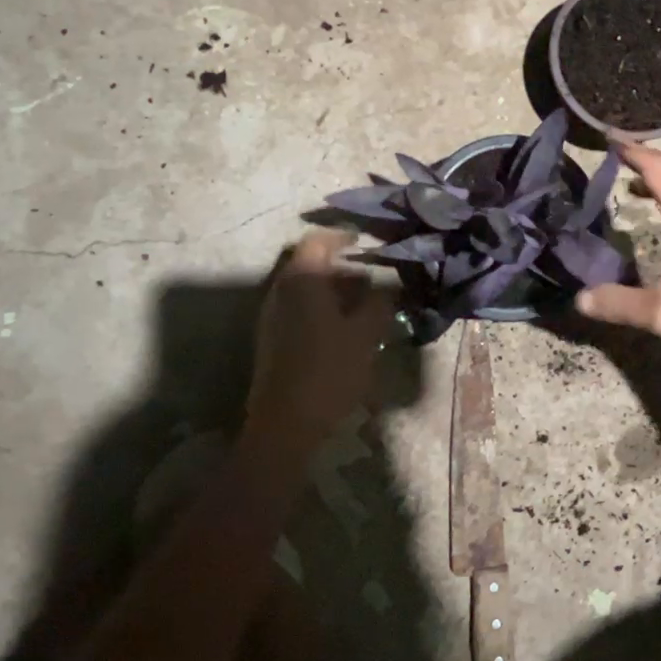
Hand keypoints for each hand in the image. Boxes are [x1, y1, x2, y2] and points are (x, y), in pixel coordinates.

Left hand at [247, 230, 399, 444]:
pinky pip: (298, 308)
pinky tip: (344, 327)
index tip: (366, 242)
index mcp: (302, 281)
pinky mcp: (271, 339)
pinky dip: (321, 307)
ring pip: (303, 288)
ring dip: (331, 288)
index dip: (342, 235)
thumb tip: (389, 284)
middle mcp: (281, 290)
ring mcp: (271, 315)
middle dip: (341, 265)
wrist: (286, 424)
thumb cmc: (330, 371)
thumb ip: (380, 302)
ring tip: (363, 304)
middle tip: (371, 276)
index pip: (318, 240)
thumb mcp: (366, 334)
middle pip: (309, 263)